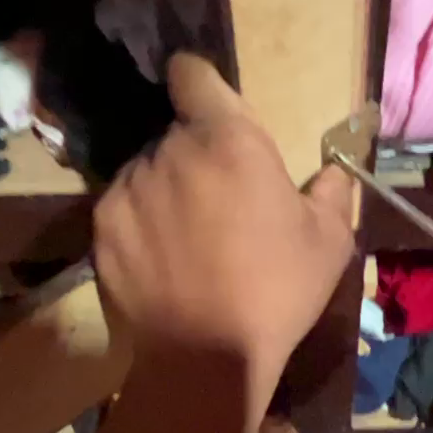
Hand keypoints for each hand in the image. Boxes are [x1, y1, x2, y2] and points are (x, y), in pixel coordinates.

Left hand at [95, 54, 356, 385]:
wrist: (207, 359)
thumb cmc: (277, 293)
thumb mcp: (329, 243)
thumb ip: (331, 192)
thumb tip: (330, 173)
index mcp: (229, 140)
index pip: (192, 74)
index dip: (200, 85)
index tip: (212, 112)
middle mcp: (170, 151)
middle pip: (176, 132)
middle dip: (196, 155)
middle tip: (220, 203)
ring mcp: (128, 188)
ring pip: (147, 169)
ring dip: (166, 188)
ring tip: (188, 239)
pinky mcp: (102, 226)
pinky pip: (124, 206)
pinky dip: (141, 222)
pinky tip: (163, 260)